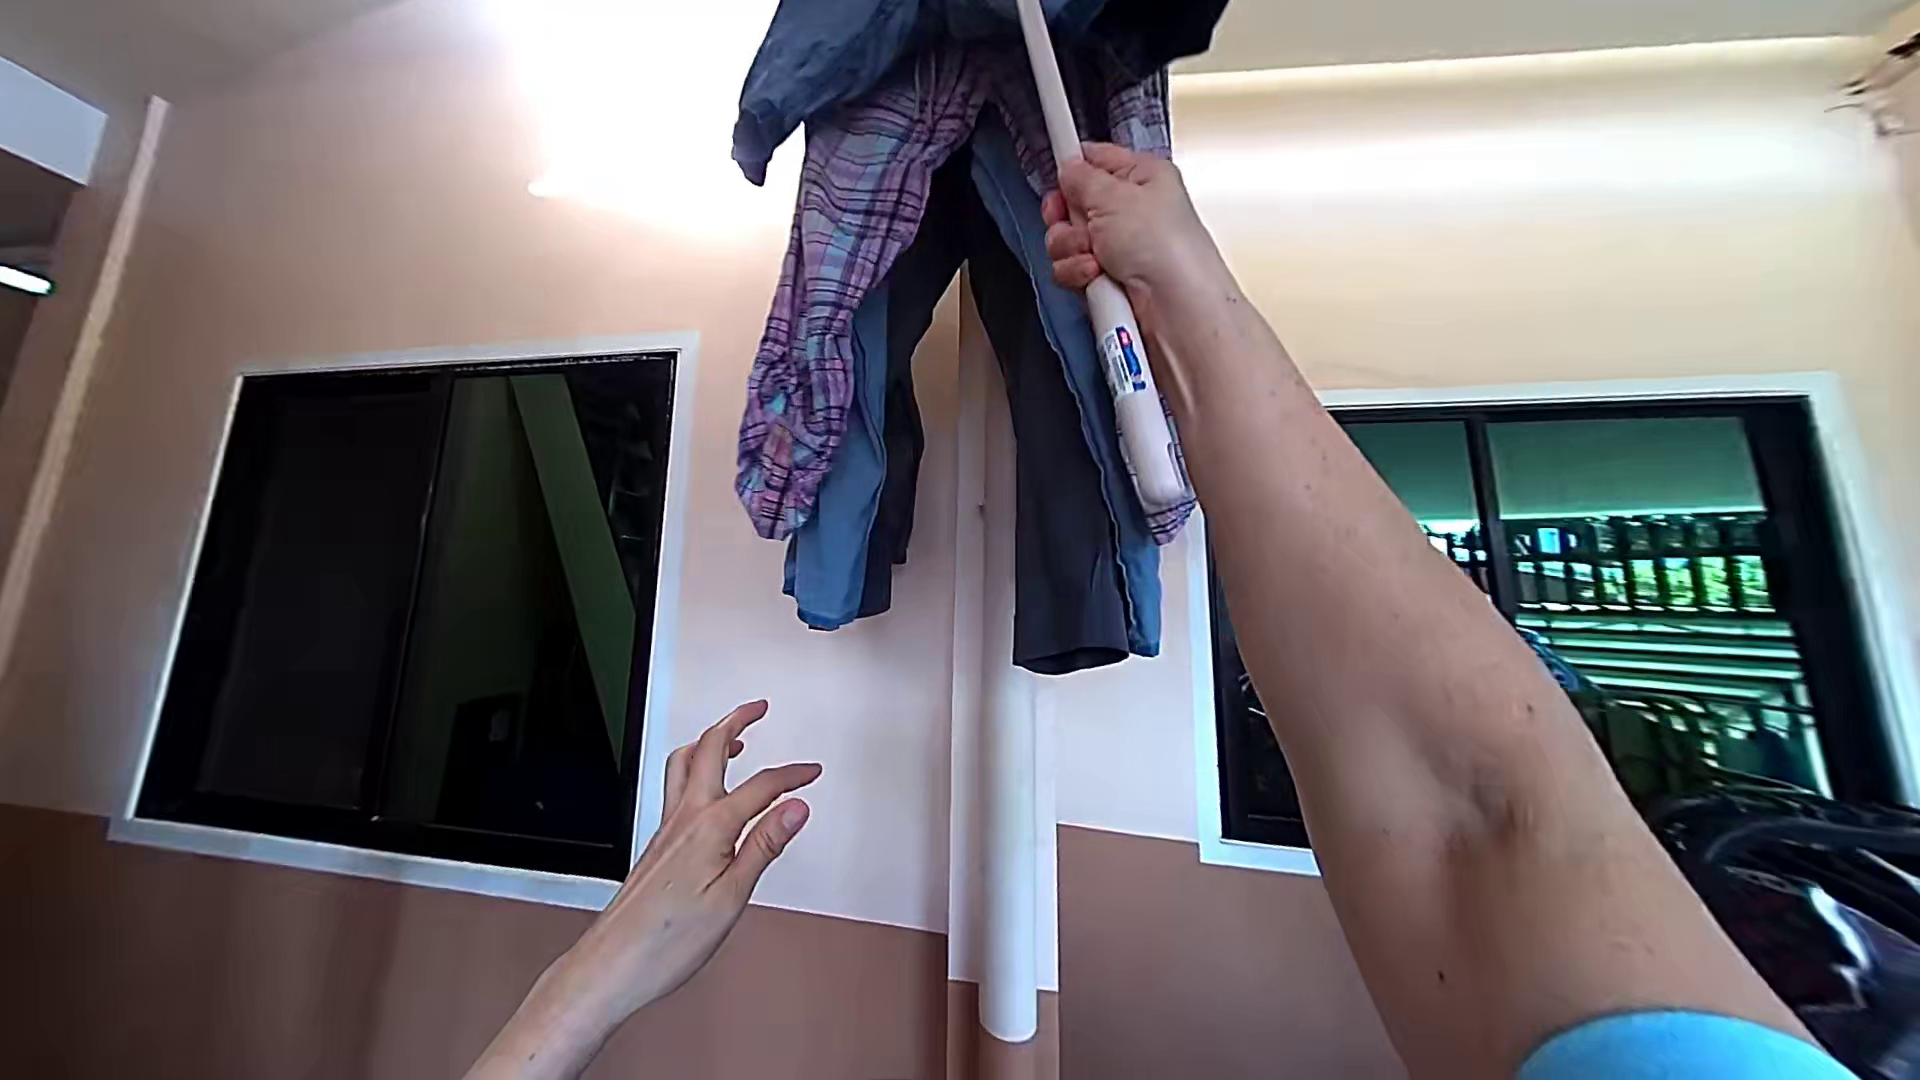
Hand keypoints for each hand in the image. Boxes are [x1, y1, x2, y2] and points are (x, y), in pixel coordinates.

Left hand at [563, 701, 819, 1022]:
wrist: (606, 971)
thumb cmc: (664, 943)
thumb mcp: (731, 897)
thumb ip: (764, 845)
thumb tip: (795, 808)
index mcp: (709, 827)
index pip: (762, 787)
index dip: (792, 775)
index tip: (811, 772)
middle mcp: (684, 817)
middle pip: (709, 749)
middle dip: (737, 720)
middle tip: (758, 709)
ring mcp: (666, 827)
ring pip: (683, 761)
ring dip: (710, 738)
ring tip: (732, 734)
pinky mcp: (657, 841)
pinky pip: (675, 784)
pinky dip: (695, 765)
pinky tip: (704, 781)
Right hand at [1041, 142, 1225, 296]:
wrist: (1171, 302)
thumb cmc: (1162, 245)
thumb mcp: (1115, 195)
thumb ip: (1083, 178)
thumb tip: (1068, 168)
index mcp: (1139, 179)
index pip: (1095, 162)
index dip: (1072, 172)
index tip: (1058, 182)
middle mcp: (1127, 213)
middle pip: (1072, 207)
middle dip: (1066, 220)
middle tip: (1080, 227)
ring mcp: (1114, 248)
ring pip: (1066, 243)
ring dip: (1072, 251)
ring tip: (1095, 258)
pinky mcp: (1103, 279)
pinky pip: (1070, 270)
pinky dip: (1077, 273)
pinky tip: (1095, 275)